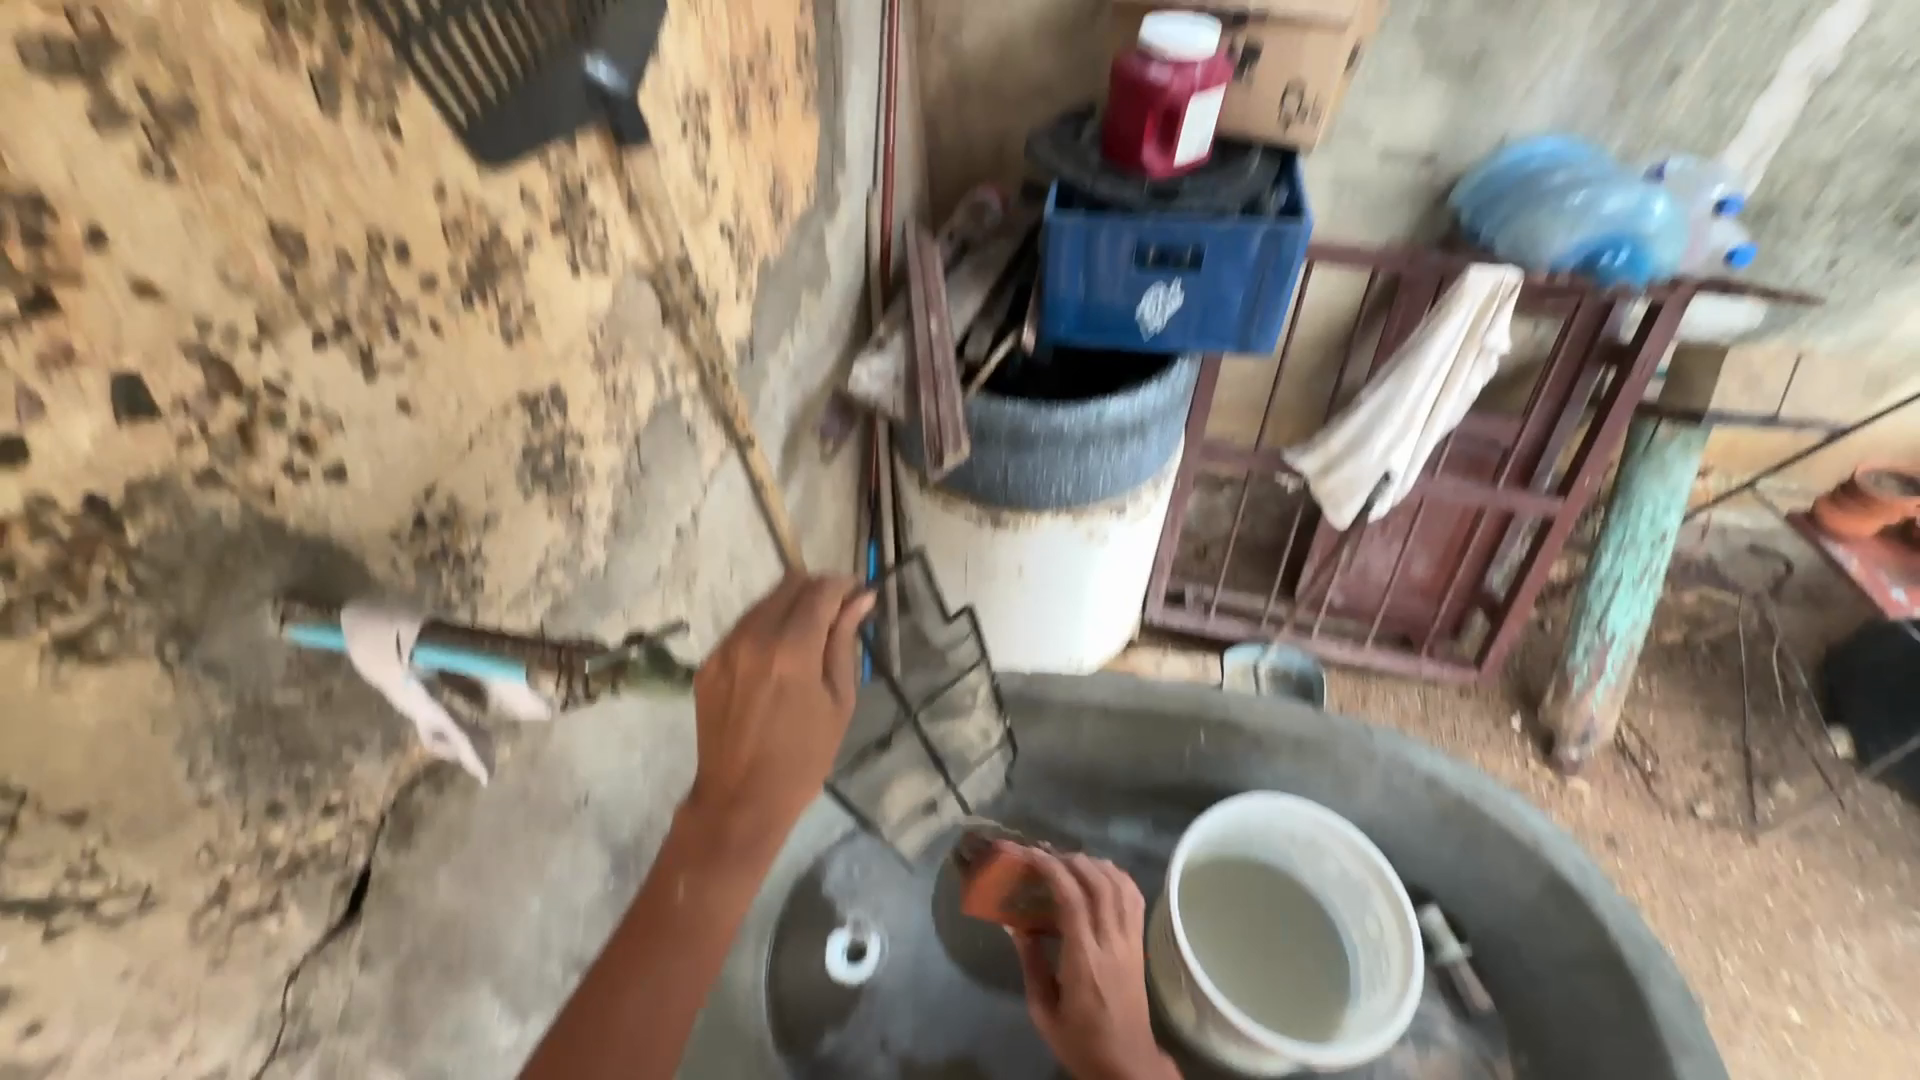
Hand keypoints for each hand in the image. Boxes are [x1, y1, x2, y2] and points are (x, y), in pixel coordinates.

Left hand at [687, 574, 873, 841]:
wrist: (741, 799)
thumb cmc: (804, 757)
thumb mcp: (839, 700)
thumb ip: (844, 642)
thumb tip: (861, 599)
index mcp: (791, 650)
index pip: (820, 591)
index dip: (844, 585)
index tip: (860, 594)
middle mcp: (753, 638)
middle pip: (789, 585)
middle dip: (818, 590)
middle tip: (839, 612)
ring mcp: (725, 649)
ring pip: (765, 602)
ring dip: (792, 606)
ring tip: (811, 635)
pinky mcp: (709, 663)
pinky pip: (744, 628)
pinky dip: (768, 628)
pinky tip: (780, 657)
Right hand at [1013, 853, 1179, 1079]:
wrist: (1127, 1065)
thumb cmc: (1080, 1040)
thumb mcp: (1043, 1010)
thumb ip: (1030, 964)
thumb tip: (1016, 925)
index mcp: (1084, 960)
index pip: (1072, 900)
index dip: (1051, 869)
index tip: (1030, 854)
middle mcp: (1111, 943)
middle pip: (1097, 883)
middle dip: (1069, 859)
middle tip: (1044, 854)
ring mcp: (1130, 941)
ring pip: (1119, 885)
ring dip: (1093, 863)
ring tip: (1068, 860)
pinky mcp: (1140, 944)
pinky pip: (1134, 898)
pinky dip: (1117, 876)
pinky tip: (1099, 872)